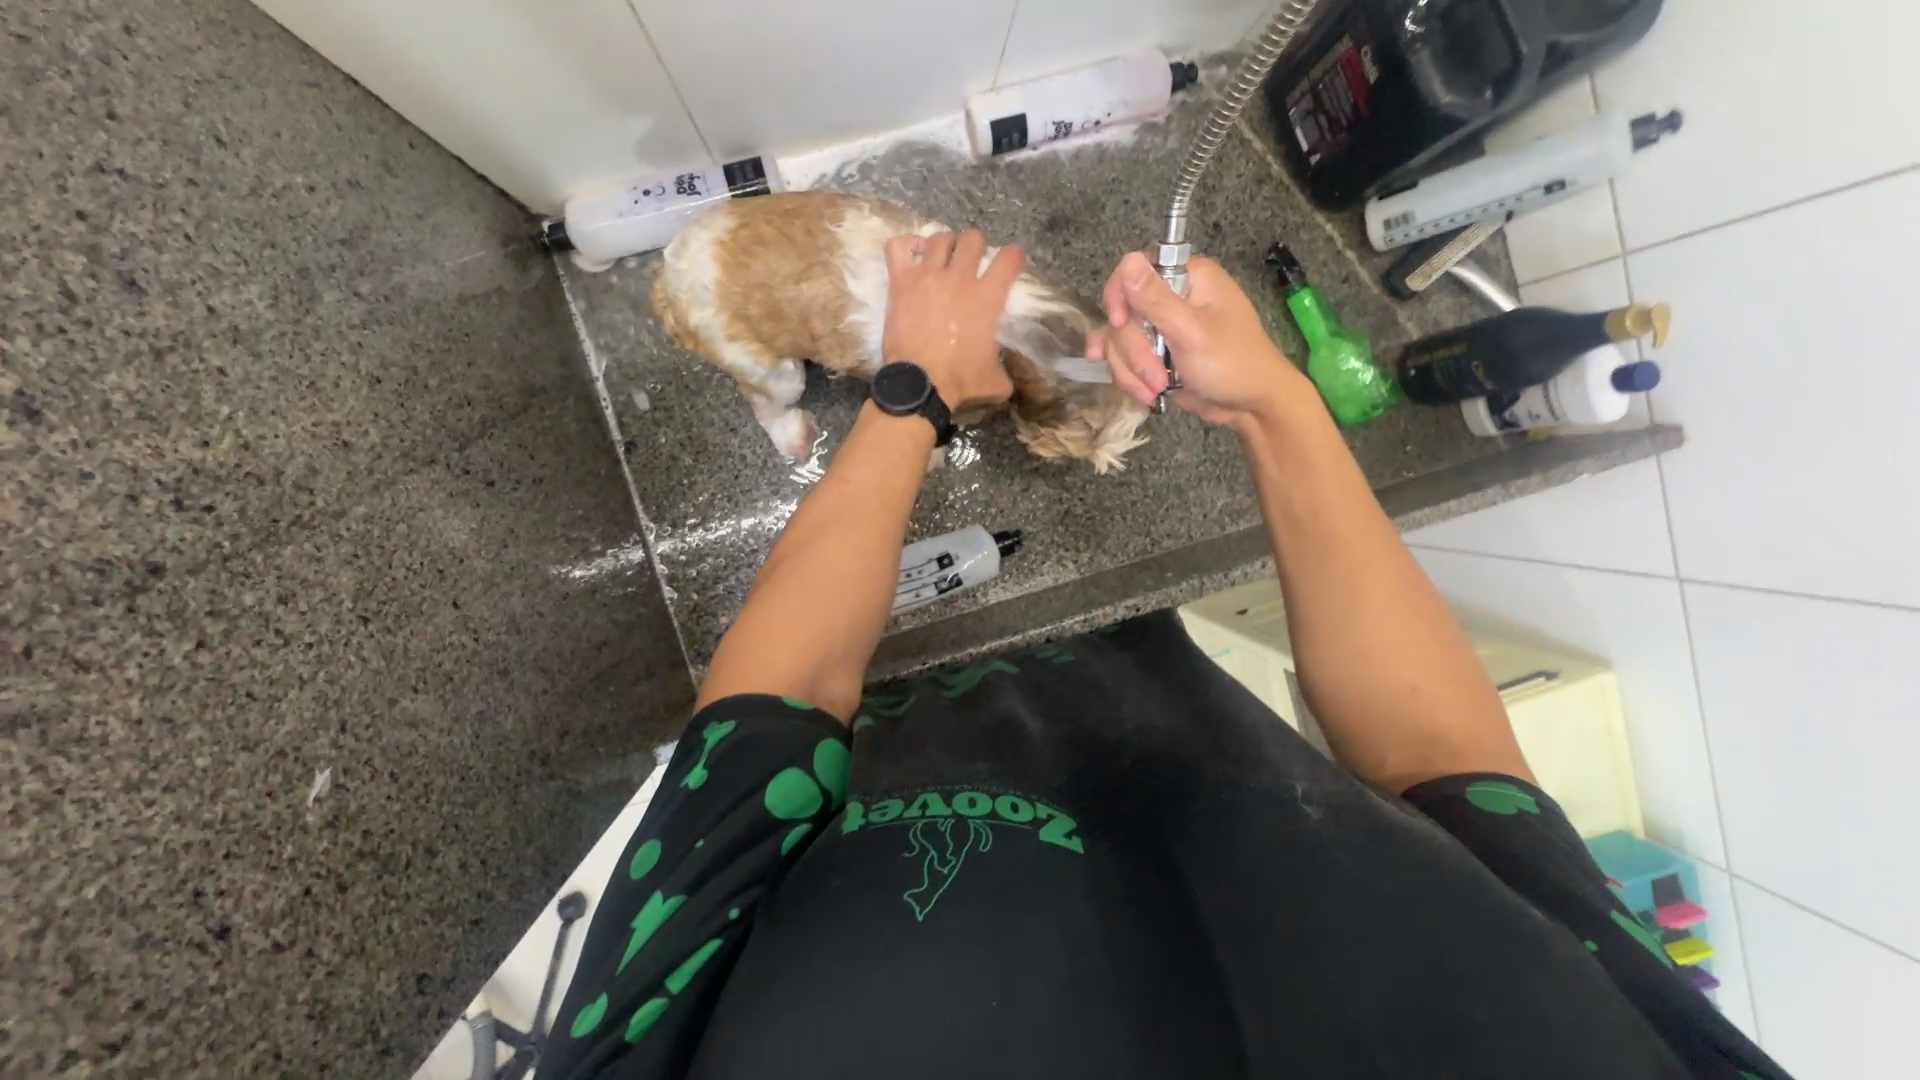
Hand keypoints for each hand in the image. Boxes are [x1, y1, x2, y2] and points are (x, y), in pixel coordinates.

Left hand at [882, 231, 1020, 411]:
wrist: (921, 385)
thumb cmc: (961, 381)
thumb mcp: (997, 378)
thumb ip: (1005, 365)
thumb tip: (1005, 369)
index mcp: (988, 297)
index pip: (1010, 257)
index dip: (1013, 257)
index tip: (1010, 265)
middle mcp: (960, 278)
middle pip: (972, 239)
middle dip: (976, 247)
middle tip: (971, 262)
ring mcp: (928, 276)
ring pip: (940, 238)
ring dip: (946, 245)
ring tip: (944, 258)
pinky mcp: (901, 282)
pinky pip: (899, 246)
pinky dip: (907, 244)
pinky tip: (914, 254)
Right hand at [1091, 252, 1311, 429]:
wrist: (1250, 405)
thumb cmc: (1232, 364)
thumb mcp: (1193, 332)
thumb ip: (1156, 299)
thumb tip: (1127, 260)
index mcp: (1187, 277)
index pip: (1134, 272)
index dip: (1119, 298)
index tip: (1119, 323)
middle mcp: (1172, 296)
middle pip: (1124, 313)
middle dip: (1133, 351)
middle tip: (1156, 377)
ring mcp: (1161, 326)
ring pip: (1119, 340)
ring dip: (1131, 369)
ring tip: (1154, 390)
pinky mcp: (1155, 352)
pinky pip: (1125, 358)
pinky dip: (1129, 376)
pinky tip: (1139, 390)